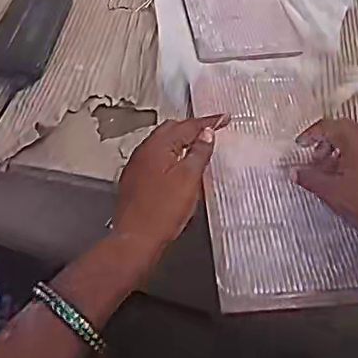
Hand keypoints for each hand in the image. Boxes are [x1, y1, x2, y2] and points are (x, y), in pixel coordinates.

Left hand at [112, 115, 226, 246]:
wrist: (136, 238)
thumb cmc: (160, 212)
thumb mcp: (189, 179)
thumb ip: (199, 152)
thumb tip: (207, 134)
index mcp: (158, 145)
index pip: (187, 125)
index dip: (207, 122)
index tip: (222, 119)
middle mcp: (144, 151)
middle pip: (172, 129)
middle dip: (192, 128)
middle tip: (212, 130)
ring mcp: (137, 165)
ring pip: (162, 143)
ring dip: (180, 141)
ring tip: (198, 146)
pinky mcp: (135, 179)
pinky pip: (156, 158)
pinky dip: (170, 155)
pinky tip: (178, 166)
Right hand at [293, 119, 357, 259]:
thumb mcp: (330, 191)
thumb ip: (309, 178)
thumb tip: (296, 172)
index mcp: (357, 140)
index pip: (329, 126)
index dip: (312, 134)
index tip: (301, 145)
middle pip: (345, 131)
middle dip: (326, 143)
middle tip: (314, 160)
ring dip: (340, 153)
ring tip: (329, 173)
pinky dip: (355, 161)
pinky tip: (348, 183)